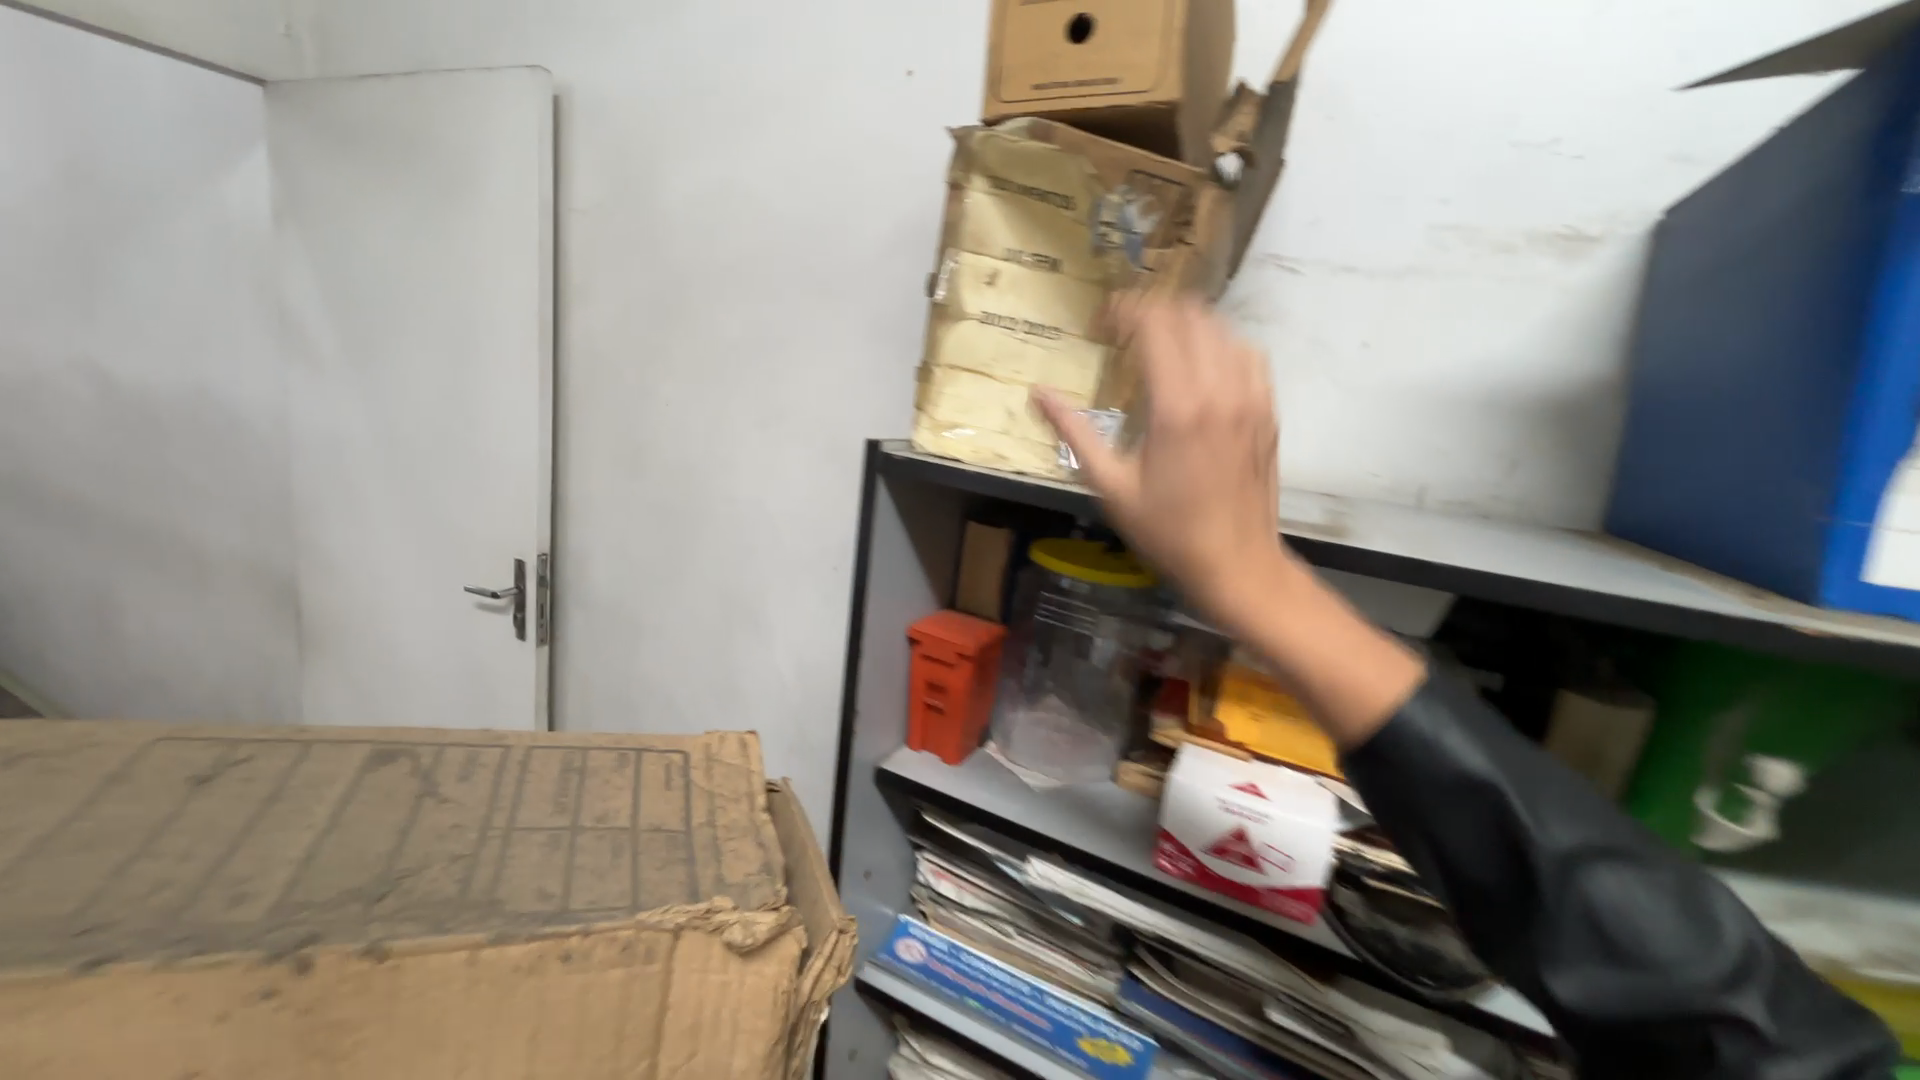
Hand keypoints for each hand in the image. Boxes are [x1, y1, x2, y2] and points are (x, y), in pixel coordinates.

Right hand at [1035, 293, 1287, 618]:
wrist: (1236, 564)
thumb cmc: (1167, 531)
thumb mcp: (1111, 486)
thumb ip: (1074, 433)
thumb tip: (1038, 394)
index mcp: (1176, 406)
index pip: (1153, 324)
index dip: (1122, 311)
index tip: (1099, 322)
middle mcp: (1219, 389)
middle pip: (1188, 315)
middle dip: (1150, 311)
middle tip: (1122, 331)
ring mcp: (1250, 397)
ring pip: (1220, 328)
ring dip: (1185, 324)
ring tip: (1158, 342)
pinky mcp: (1267, 410)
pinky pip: (1247, 354)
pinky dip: (1220, 344)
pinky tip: (1201, 363)